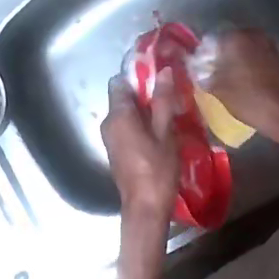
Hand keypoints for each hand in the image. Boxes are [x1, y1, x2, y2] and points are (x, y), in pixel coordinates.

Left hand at [101, 67, 181, 223]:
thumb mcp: (165, 133)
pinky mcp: (116, 150)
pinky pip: (126, 127)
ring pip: (125, 113)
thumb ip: (163, 101)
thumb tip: (164, 71)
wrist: (144, 207)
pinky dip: (140, 124)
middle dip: (144, 93)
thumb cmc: (157, 169)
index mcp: (118, 116)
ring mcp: (110, 138)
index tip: (159, 75)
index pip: (119, 82)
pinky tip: (160, 130)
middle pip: (122, 98)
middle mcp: (108, 123)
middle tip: (170, 94)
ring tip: (169, 112)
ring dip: (144, 110)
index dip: (137, 75)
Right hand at [200, 28, 278, 135]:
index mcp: (235, 37)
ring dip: (233, 62)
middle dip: (218, 57)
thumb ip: (204, 75)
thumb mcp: (218, 89)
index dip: (202, 56)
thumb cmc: (249, 99)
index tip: (199, 71)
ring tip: (225, 81)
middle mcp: (252, 34)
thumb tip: (197, 70)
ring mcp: (267, 44)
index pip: (209, 41)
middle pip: (227, 43)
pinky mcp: (277, 56)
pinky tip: (242, 81)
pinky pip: (254, 56)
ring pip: (242, 49)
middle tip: (211, 76)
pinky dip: (246, 65)